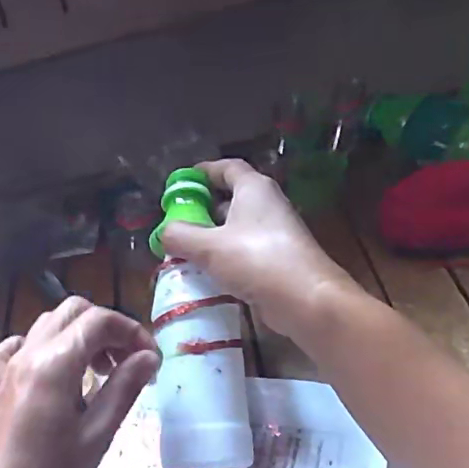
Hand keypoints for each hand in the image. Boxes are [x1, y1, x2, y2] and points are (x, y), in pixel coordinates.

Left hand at [0, 296, 159, 467]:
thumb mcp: (97, 434)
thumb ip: (124, 388)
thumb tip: (148, 357)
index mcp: (54, 362)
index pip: (100, 321)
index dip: (133, 333)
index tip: (152, 363)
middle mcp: (29, 353)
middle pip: (73, 312)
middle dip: (108, 328)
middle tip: (130, 364)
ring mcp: (10, 366)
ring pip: (49, 325)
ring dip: (81, 336)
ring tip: (102, 373)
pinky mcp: (0, 382)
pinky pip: (21, 347)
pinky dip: (46, 348)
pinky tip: (57, 374)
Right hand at [155, 158, 367, 332]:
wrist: (304, 299)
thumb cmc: (256, 261)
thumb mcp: (208, 246)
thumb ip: (179, 236)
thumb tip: (164, 232)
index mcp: (253, 189)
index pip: (227, 168)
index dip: (202, 172)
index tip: (179, 184)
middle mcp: (266, 206)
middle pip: (229, 199)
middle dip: (201, 210)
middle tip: (175, 225)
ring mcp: (273, 234)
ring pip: (234, 229)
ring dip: (209, 238)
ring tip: (182, 253)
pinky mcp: (275, 260)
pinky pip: (241, 252)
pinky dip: (222, 259)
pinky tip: (204, 275)